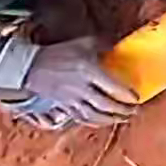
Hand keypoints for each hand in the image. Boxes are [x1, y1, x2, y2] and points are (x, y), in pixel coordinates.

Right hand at [11, 36, 139, 126]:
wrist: (28, 67)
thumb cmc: (59, 53)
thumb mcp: (84, 43)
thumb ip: (104, 45)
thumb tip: (120, 48)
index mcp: (89, 72)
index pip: (112, 87)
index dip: (126, 95)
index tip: (137, 98)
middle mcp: (82, 89)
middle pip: (105, 105)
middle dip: (121, 111)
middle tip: (133, 111)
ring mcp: (71, 100)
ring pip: (93, 116)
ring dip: (110, 120)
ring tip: (123, 119)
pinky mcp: (63, 106)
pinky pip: (81, 118)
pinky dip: (94, 122)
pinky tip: (102, 122)